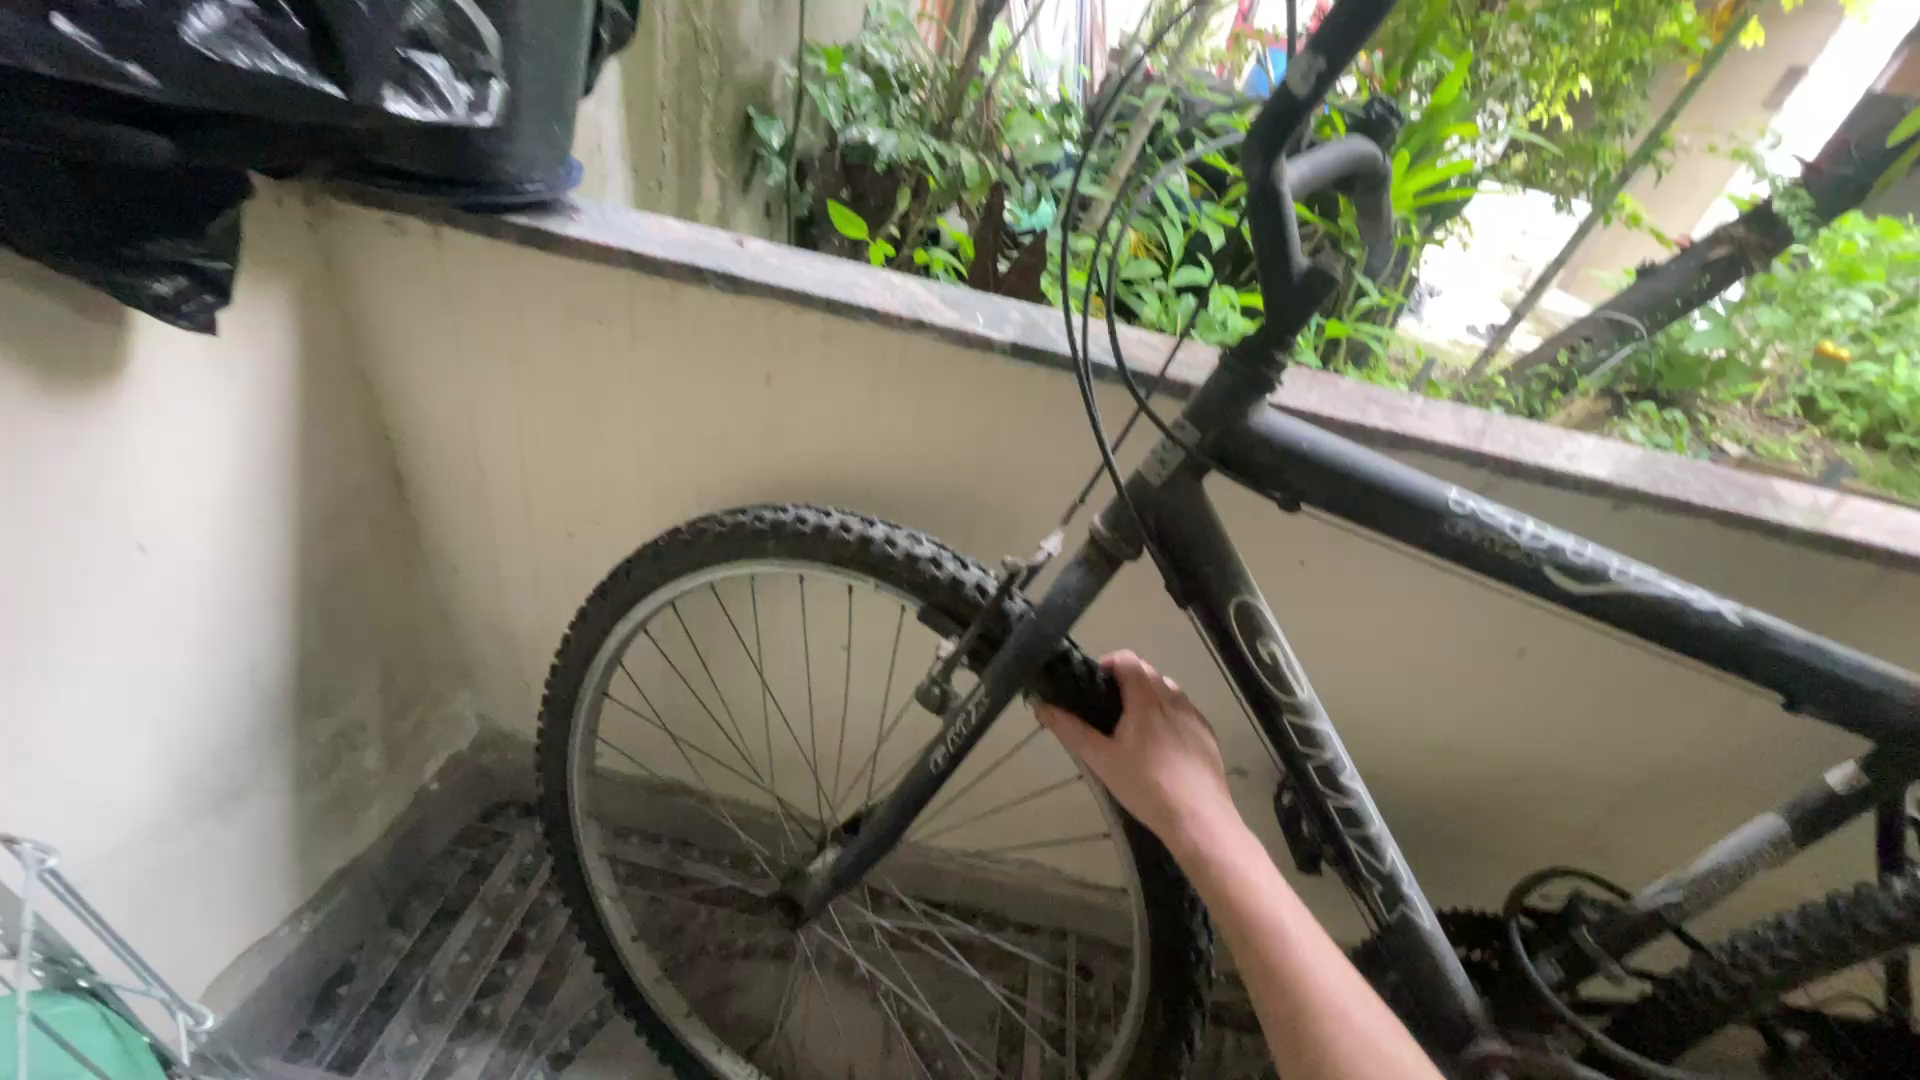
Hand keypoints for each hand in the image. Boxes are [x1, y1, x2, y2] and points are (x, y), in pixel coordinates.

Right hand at [1034, 650, 1241, 857]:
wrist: (1198, 818)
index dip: (1109, 663)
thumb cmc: (1145, 786)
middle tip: (1108, 708)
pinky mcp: (1207, 733)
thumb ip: (1071, 730)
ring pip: (1168, 689)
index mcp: (1146, 700)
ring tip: (1134, 725)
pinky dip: (1168, 713)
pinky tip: (1161, 744)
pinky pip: (1184, 709)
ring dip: (1149, 694)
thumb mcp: (1101, 760)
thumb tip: (1041, 706)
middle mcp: (1173, 699)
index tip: (1094, 685)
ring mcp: (1194, 715)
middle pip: (1148, 671)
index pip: (1128, 660)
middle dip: (1126, 680)